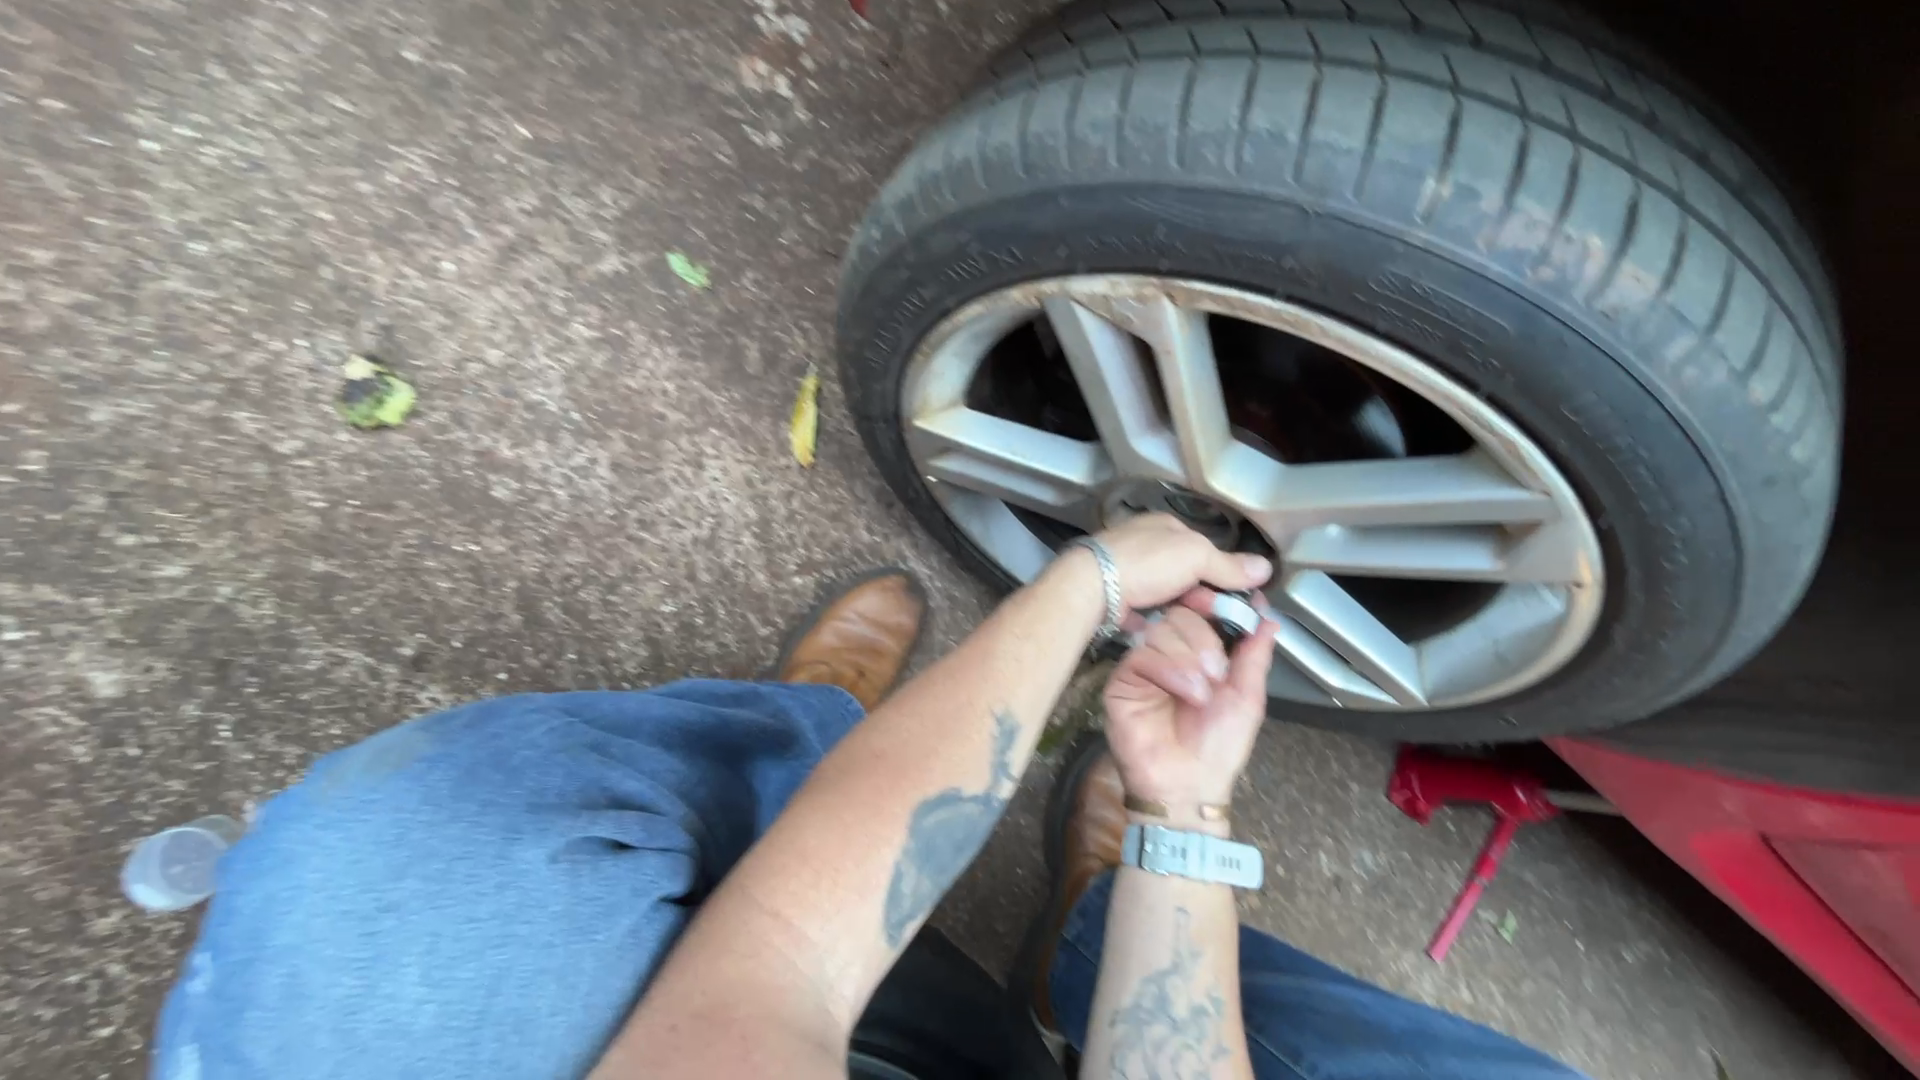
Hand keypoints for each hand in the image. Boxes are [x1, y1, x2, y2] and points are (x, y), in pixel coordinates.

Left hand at [1084, 513, 1273, 611]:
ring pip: (1165, 595)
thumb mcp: (1195, 557)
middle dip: (1202, 595)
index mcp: (1164, 526)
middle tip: (1218, 617)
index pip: (1202, 547)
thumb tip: (1266, 567)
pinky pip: (1144, 611)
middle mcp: (1144, 545)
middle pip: (1184, 574)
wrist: (1092, 586)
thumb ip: (1229, 565)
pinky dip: (1157, 620)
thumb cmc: (1146, 563)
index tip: (1237, 598)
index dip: (1222, 572)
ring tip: (1196, 628)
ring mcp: (1127, 572)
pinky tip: (1167, 631)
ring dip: (1181, 610)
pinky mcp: (1114, 598)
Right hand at [1102, 598, 1278, 809]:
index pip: (1200, 612)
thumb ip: (1255, 655)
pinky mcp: (1122, 681)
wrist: (1189, 784)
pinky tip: (1187, 692)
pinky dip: (1170, 669)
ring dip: (1189, 658)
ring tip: (1202, 692)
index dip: (1212, 603)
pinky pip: (1142, 655)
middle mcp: (1169, 653)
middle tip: (1218, 671)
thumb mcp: (1247, 697)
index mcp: (1198, 653)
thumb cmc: (1219, 746)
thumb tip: (1269, 617)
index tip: (1230, 603)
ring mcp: (1144, 665)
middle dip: (1204, 637)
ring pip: (1161, 631)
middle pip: (1179, 615)